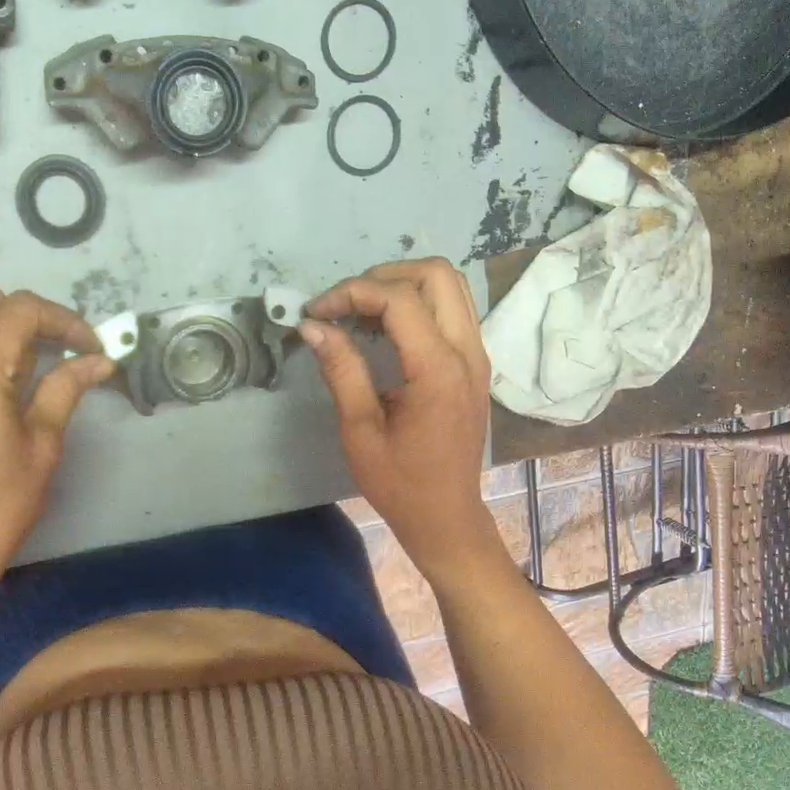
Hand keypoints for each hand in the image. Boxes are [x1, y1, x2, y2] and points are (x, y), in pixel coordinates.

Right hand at [301, 258, 502, 575]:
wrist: (446, 515)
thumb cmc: (399, 482)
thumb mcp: (360, 429)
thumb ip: (341, 369)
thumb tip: (313, 325)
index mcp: (438, 370)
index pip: (398, 299)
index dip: (351, 293)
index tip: (316, 312)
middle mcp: (467, 351)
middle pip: (436, 274)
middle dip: (383, 277)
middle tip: (344, 304)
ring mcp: (477, 355)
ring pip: (450, 285)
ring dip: (403, 285)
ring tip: (361, 312)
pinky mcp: (475, 363)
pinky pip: (453, 309)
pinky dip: (417, 303)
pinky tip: (385, 329)